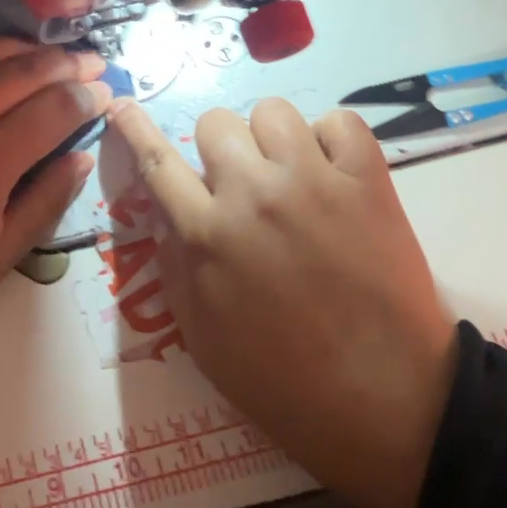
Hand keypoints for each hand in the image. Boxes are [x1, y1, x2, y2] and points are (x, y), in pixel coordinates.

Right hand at [106, 98, 458, 507]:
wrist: (383, 401)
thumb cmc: (280, 379)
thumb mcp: (200, 334)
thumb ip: (174, 267)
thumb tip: (166, 215)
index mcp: (206, 234)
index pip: (157, 162)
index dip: (135, 129)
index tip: (123, 106)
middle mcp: (254, 194)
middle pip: (215, 123)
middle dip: (219, 151)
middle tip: (240, 185)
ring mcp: (314, 181)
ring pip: (273, 111)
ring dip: (271, 140)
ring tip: (289, 175)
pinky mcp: (369, 181)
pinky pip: (339, 120)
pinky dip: (330, 139)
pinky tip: (331, 173)